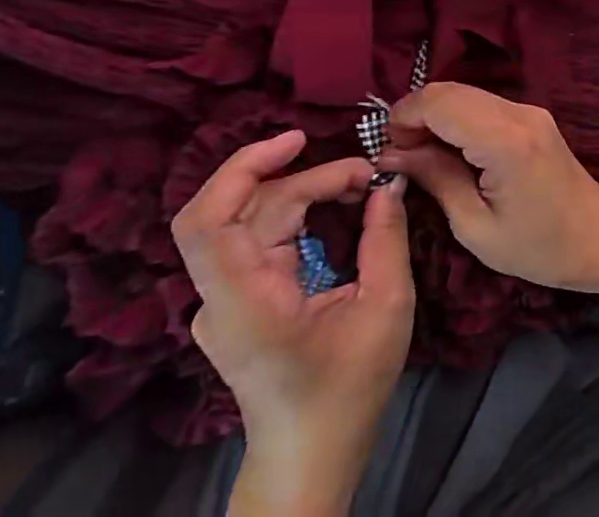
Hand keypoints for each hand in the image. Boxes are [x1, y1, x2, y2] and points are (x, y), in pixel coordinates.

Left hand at [173, 132, 413, 515]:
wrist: (309, 457)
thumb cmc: (348, 392)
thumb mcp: (386, 310)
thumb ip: (386, 239)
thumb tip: (389, 184)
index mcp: (243, 302)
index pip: (208, 219)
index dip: (243, 167)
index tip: (299, 140)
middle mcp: (220, 295)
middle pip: (243, 209)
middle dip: (302, 178)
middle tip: (363, 174)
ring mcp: (224, 298)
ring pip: (252, 218)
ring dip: (302, 191)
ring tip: (359, 185)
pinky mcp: (238, 298)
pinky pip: (260, 238)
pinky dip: (296, 212)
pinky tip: (334, 206)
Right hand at [380, 83, 598, 290]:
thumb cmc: (539, 247)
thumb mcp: (476, 227)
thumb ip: (435, 179)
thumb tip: (393, 153)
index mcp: (504, 141)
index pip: (439, 102)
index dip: (405, 118)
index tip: (388, 150)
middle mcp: (518, 113)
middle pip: (449, 91)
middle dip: (415, 116)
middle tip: (400, 155)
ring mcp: (528, 110)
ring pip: (464, 94)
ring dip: (434, 116)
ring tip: (421, 156)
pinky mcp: (531, 116)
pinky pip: (481, 104)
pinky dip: (456, 119)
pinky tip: (450, 151)